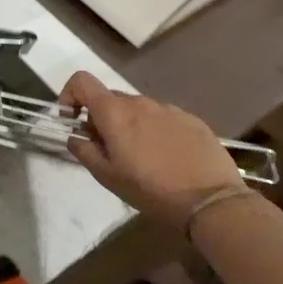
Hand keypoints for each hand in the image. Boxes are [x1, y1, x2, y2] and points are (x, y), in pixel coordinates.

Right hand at [58, 70, 244, 226]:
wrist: (212, 202)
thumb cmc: (150, 189)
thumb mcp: (106, 176)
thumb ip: (84, 150)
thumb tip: (77, 137)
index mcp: (115, 113)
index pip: (82, 81)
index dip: (70, 94)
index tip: (73, 120)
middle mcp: (141, 103)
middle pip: (111, 98)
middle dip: (102, 118)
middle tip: (108, 147)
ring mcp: (170, 110)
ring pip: (139, 110)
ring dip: (131, 125)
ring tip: (142, 155)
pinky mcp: (194, 121)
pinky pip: (164, 119)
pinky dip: (157, 131)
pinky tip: (168, 157)